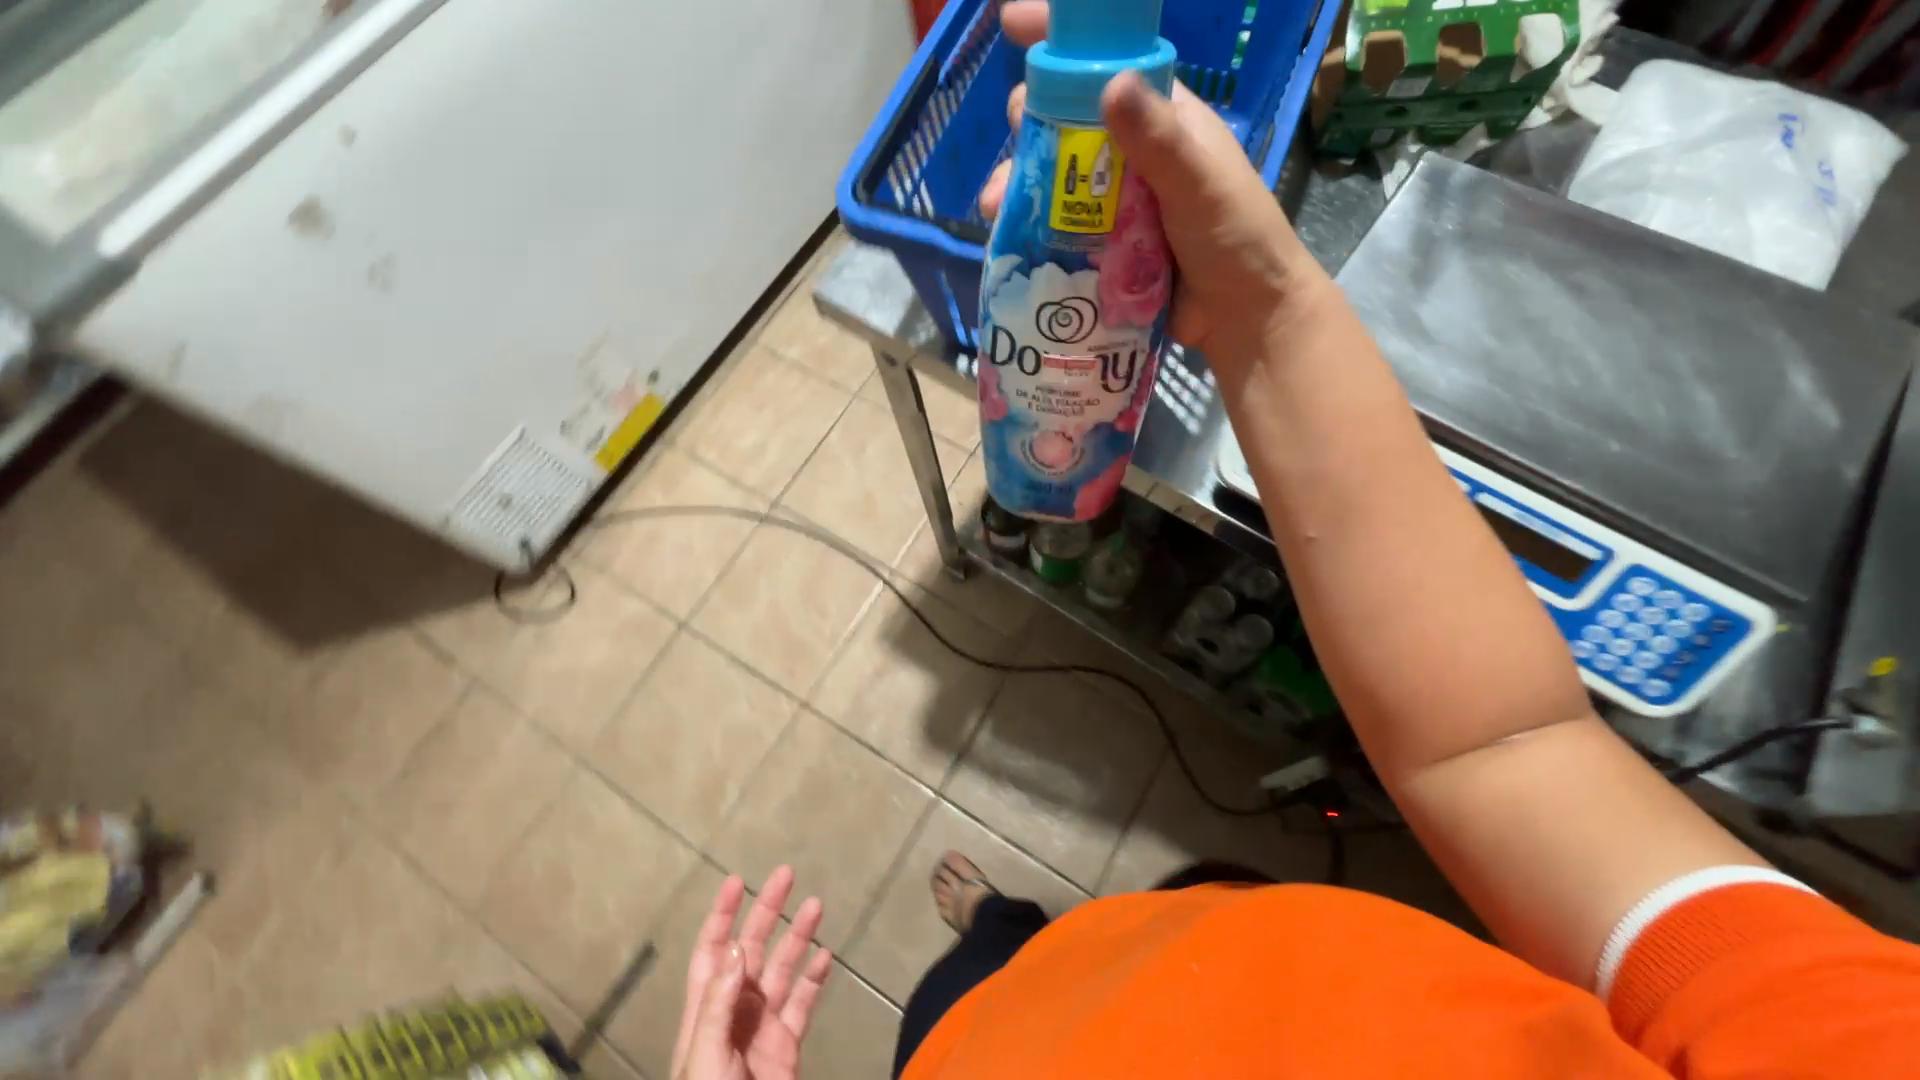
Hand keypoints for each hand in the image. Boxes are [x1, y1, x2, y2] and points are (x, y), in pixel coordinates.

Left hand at [672, 866, 831, 1079]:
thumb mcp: (704, 1062)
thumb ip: (717, 1007)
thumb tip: (733, 948)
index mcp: (705, 1014)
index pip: (711, 953)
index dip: (722, 916)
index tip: (738, 881)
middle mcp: (733, 1014)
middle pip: (749, 952)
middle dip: (766, 913)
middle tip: (787, 875)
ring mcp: (761, 1032)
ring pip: (781, 972)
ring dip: (797, 939)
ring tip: (817, 906)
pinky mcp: (786, 1049)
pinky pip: (802, 1005)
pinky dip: (814, 979)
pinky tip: (827, 957)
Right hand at [978, 0, 1331, 367]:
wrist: (1243, 317)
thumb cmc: (1236, 238)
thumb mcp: (1200, 184)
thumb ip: (1160, 140)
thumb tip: (1111, 85)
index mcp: (1162, 119)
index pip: (1108, 62)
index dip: (1061, 42)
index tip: (1012, 23)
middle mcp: (1133, 153)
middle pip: (1068, 121)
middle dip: (1031, 125)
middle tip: (1016, 144)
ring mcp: (1115, 201)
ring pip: (1055, 177)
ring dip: (1020, 184)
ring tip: (994, 205)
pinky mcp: (1103, 245)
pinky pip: (1057, 226)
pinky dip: (1030, 227)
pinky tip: (1006, 236)